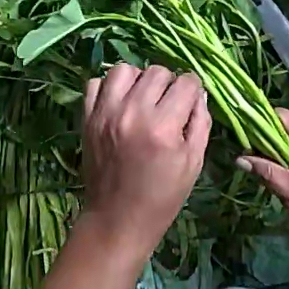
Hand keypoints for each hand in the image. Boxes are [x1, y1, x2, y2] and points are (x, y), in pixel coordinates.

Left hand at [80, 64, 210, 251]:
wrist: (118, 219)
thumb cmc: (162, 197)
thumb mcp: (193, 163)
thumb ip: (200, 124)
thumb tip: (199, 94)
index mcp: (163, 127)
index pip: (186, 83)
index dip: (193, 89)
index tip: (191, 101)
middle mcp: (133, 112)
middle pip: (157, 72)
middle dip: (169, 83)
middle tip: (169, 104)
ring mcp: (106, 113)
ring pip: (125, 69)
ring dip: (139, 79)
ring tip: (143, 99)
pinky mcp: (87, 118)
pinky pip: (96, 83)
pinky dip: (110, 88)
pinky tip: (120, 104)